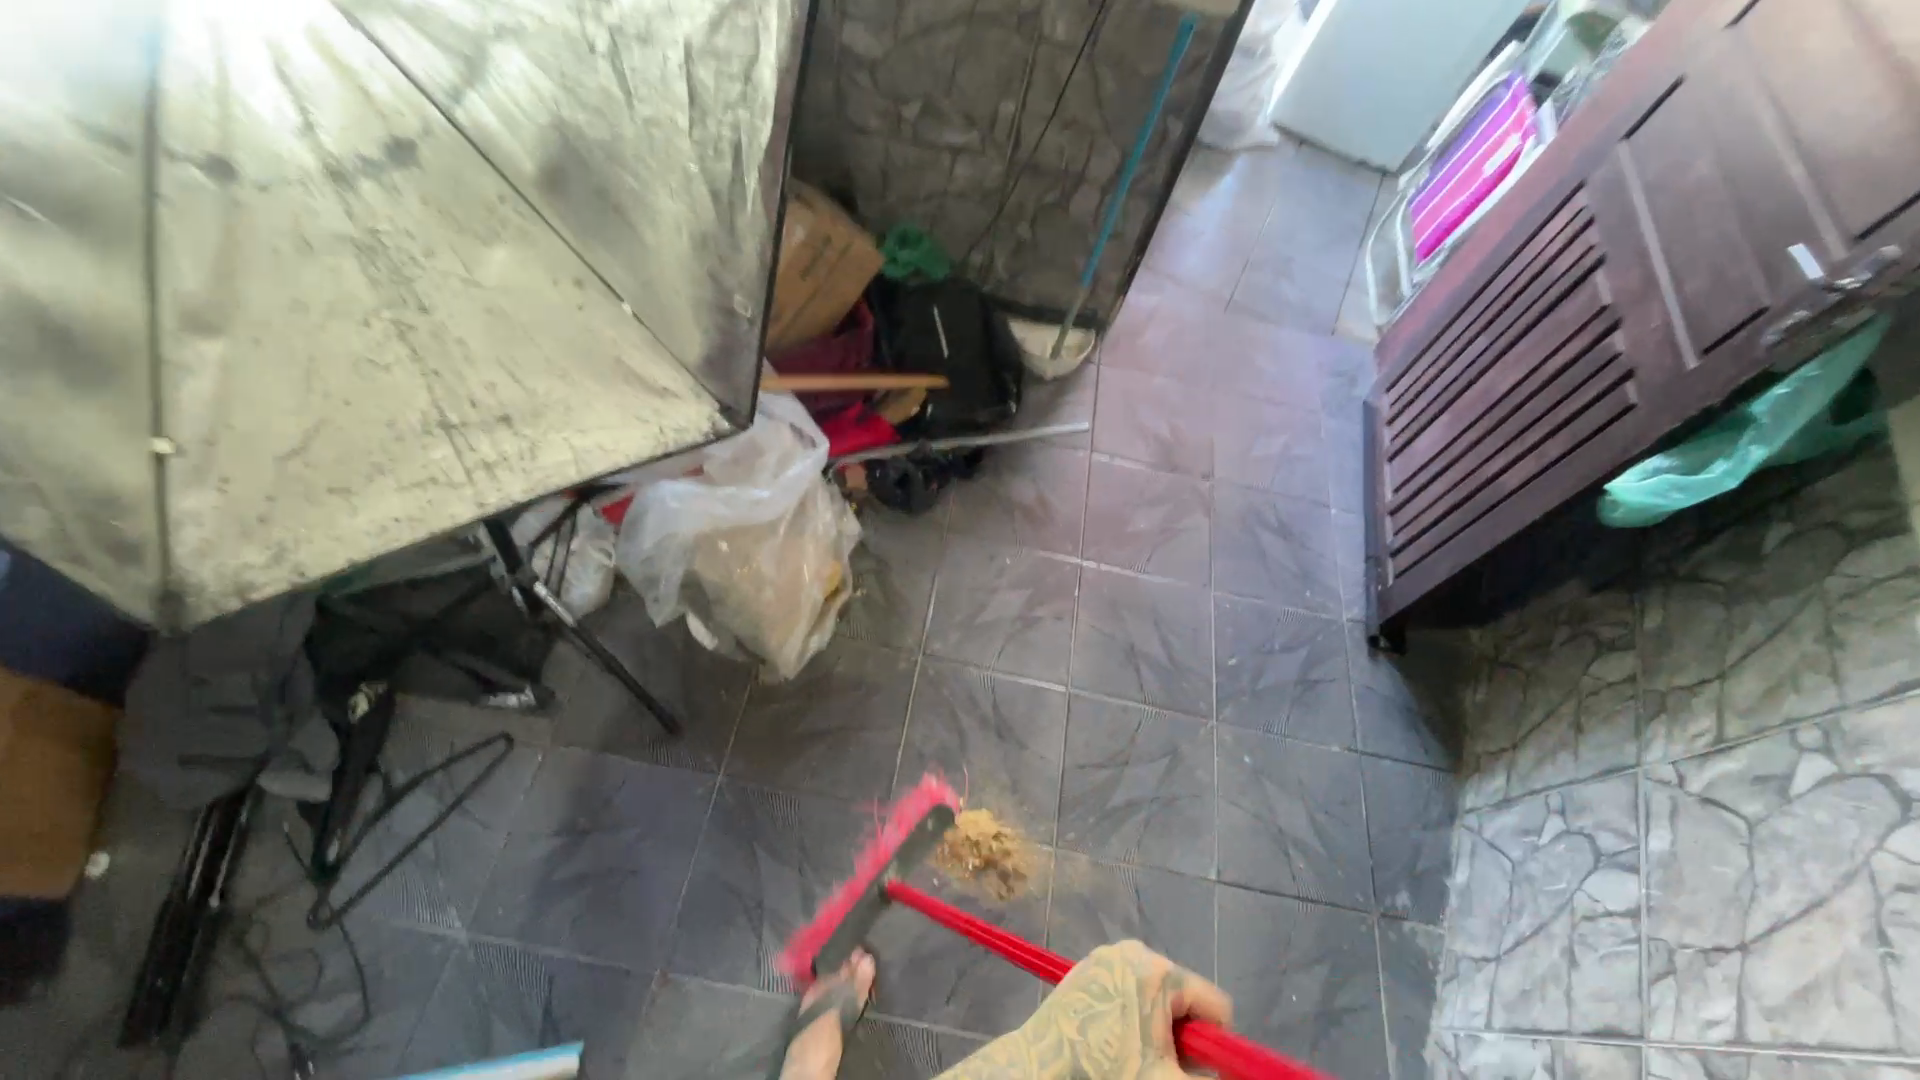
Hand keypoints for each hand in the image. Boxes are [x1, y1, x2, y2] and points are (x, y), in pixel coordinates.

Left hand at [940, 940, 1233, 1079]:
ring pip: (1158, 996)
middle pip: (1185, 999)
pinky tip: (1112, 1041)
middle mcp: (1136, 951)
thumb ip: (1212, 1078)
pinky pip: (1130, 989)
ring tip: (1132, 1054)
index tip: (1191, 1067)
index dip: (1214, 1045)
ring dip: (1157, 1028)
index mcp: (1161, 971)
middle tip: (1158, 1064)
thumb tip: (1228, 1072)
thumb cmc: (1108, 1071)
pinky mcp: (1088, 966)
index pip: (1216, 1007)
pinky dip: (1132, 1016)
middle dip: (1181, 1036)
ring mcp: (1108, 955)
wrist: (1042, 1067)